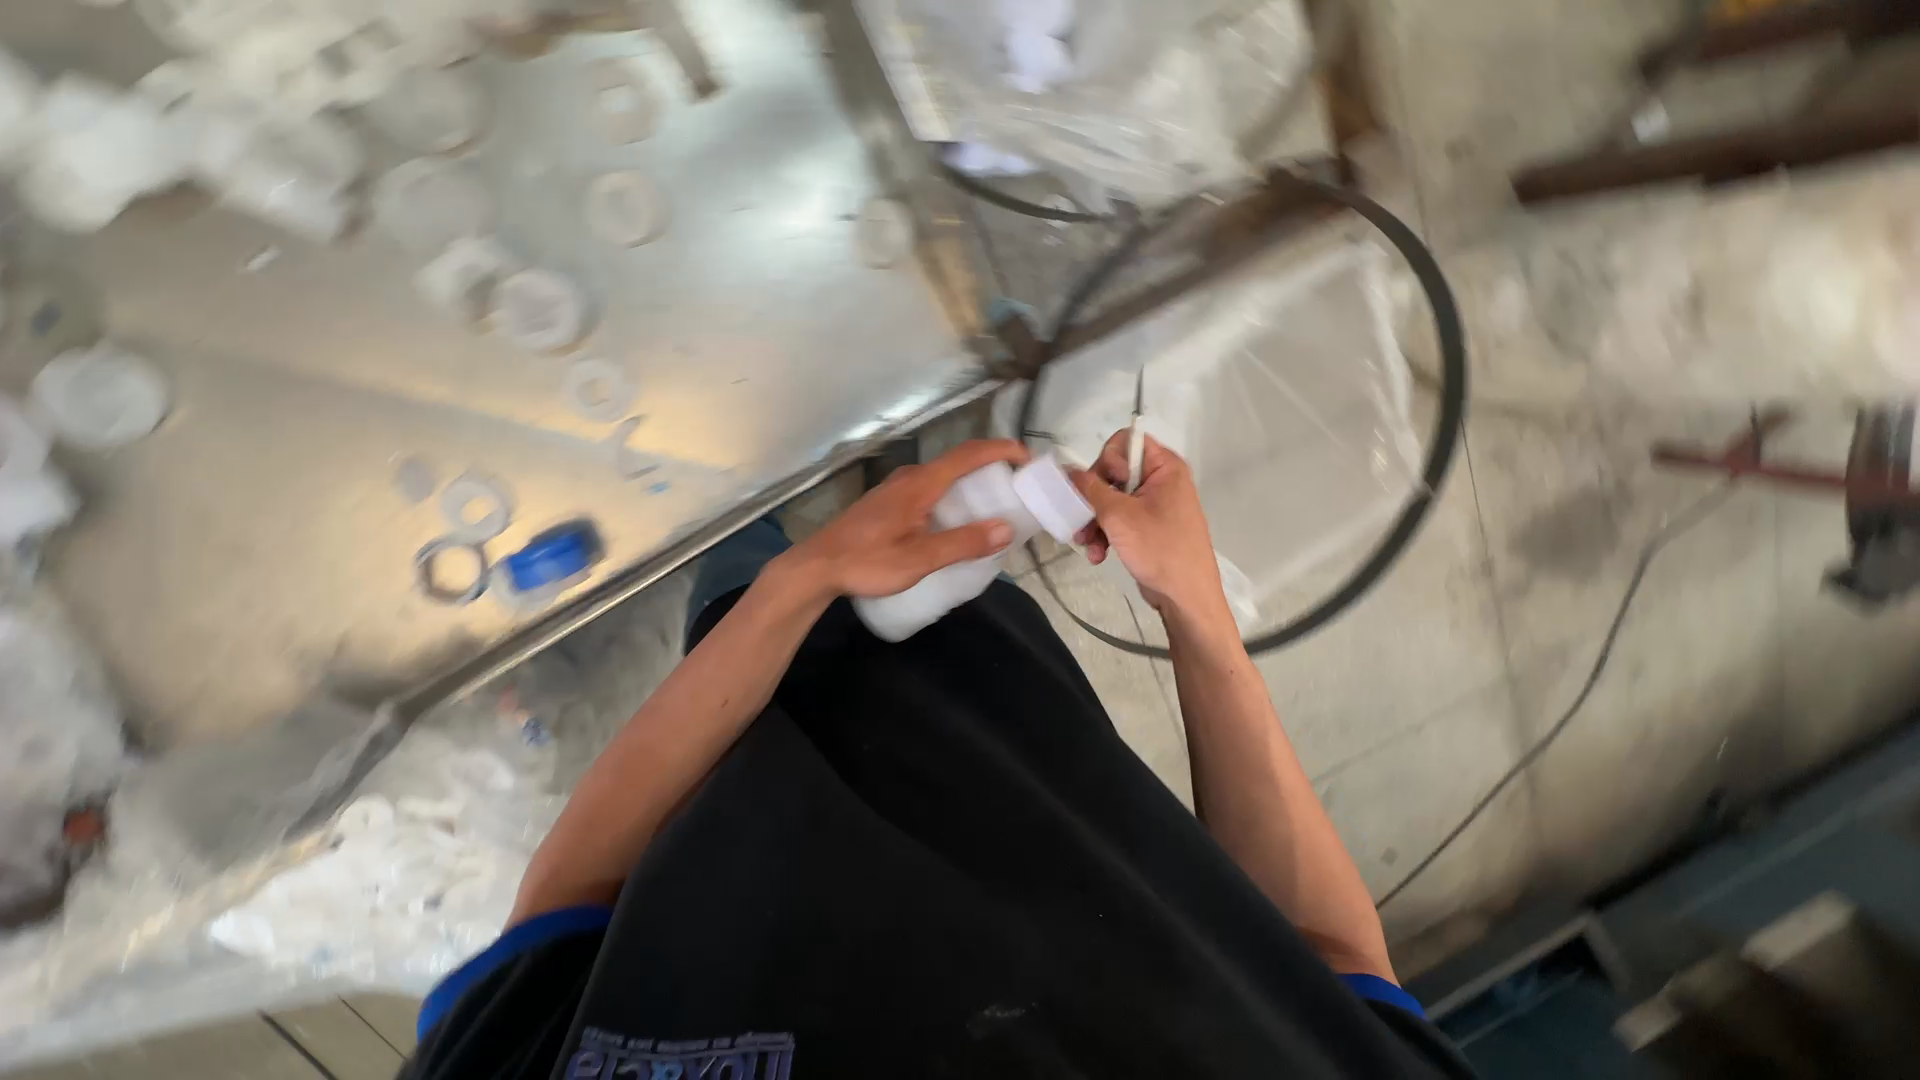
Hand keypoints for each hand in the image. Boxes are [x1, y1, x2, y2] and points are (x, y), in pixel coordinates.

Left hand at [782, 439, 1029, 599]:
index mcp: (920, 484)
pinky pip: (928, 490)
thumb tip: (1007, 528)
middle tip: (1016, 488)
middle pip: (956, 463)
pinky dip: (951, 496)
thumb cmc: (867, 562)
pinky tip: (953, 521)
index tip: (1027, 457)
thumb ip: (962, 543)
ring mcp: (895, 490)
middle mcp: (909, 478)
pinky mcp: (886, 504)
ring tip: (991, 506)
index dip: (1000, 450)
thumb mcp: (919, 559)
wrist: (816, 568)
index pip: (968, 455)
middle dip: (990, 468)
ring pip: (941, 478)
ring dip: (968, 484)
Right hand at [1069, 431, 1227, 620]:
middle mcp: (1161, 480)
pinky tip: (1098, 555)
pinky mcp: (1148, 526)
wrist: (1186, 596)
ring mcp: (1154, 505)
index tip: (1104, 485)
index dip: (1108, 460)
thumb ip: (1091, 489)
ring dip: (1094, 521)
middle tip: (1083, 518)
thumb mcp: (1119, 516)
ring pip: (1112, 499)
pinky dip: (1105, 534)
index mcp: (1165, 467)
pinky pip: (1119, 519)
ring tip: (1087, 544)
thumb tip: (1069, 471)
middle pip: (1113, 473)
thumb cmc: (1160, 549)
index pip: (1126, 442)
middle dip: (1093, 498)